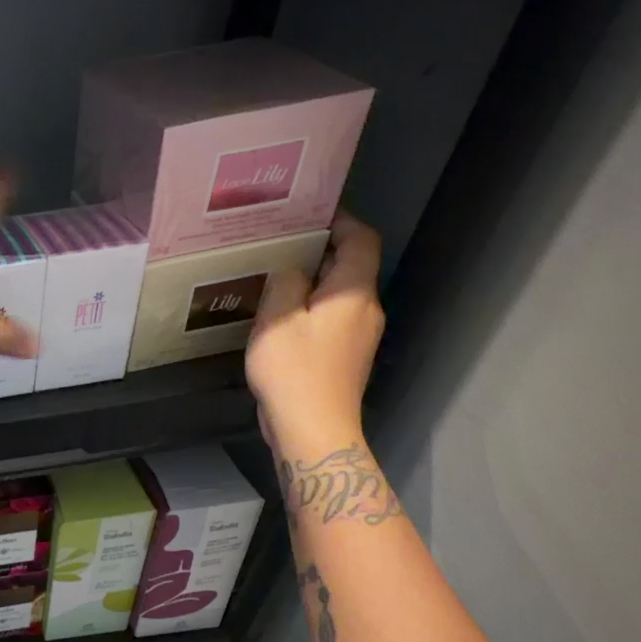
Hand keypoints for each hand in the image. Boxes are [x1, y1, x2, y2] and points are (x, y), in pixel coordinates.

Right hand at [246, 212, 384, 448]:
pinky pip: (331, 318)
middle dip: (320, 250)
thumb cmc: (294, 369)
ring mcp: (359, 335)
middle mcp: (366, 308)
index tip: (310, 213)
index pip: (361, 240)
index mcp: (354, 291)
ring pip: (339, 294)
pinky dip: (310, 307)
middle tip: (280, 242)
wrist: (313, 428)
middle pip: (351, 266)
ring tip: (274, 276)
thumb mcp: (277, 319)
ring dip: (312, 281)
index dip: (341, 221)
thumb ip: (284, 283)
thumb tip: (291, 269)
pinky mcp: (345, 357)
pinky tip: (280, 316)